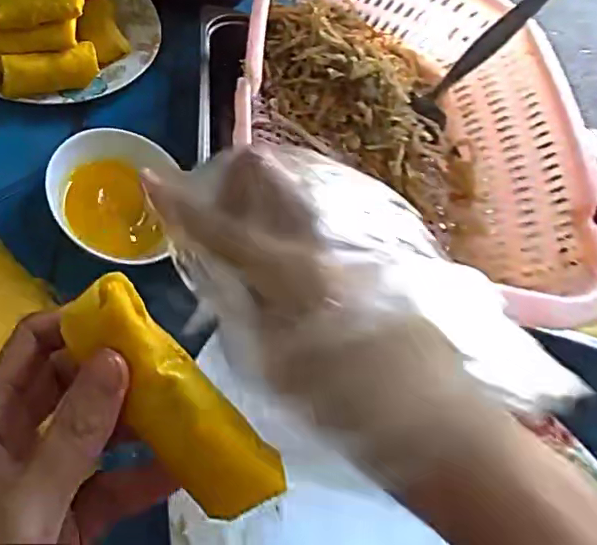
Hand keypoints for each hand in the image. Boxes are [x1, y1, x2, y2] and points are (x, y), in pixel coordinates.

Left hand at [0, 312, 177, 543]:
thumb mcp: (26, 500)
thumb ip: (71, 434)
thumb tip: (114, 357)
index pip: (29, 346)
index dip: (69, 324)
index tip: (120, 317)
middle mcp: (19, 439)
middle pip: (66, 382)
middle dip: (110, 368)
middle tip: (161, 358)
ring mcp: (46, 480)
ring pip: (94, 432)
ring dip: (134, 419)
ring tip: (179, 403)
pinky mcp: (70, 522)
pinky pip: (110, 488)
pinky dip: (142, 479)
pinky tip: (180, 467)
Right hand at [143, 146, 488, 480]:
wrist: (448, 429)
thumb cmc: (351, 411)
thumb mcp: (274, 367)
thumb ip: (235, 301)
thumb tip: (209, 260)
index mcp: (292, 276)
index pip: (219, 226)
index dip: (177, 202)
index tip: (148, 178)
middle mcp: (321, 239)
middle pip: (262, 167)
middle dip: (227, 177)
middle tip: (216, 211)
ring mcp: (351, 233)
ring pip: (288, 178)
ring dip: (256, 190)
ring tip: (249, 228)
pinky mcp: (375, 239)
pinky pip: (312, 200)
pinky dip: (284, 206)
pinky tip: (287, 243)